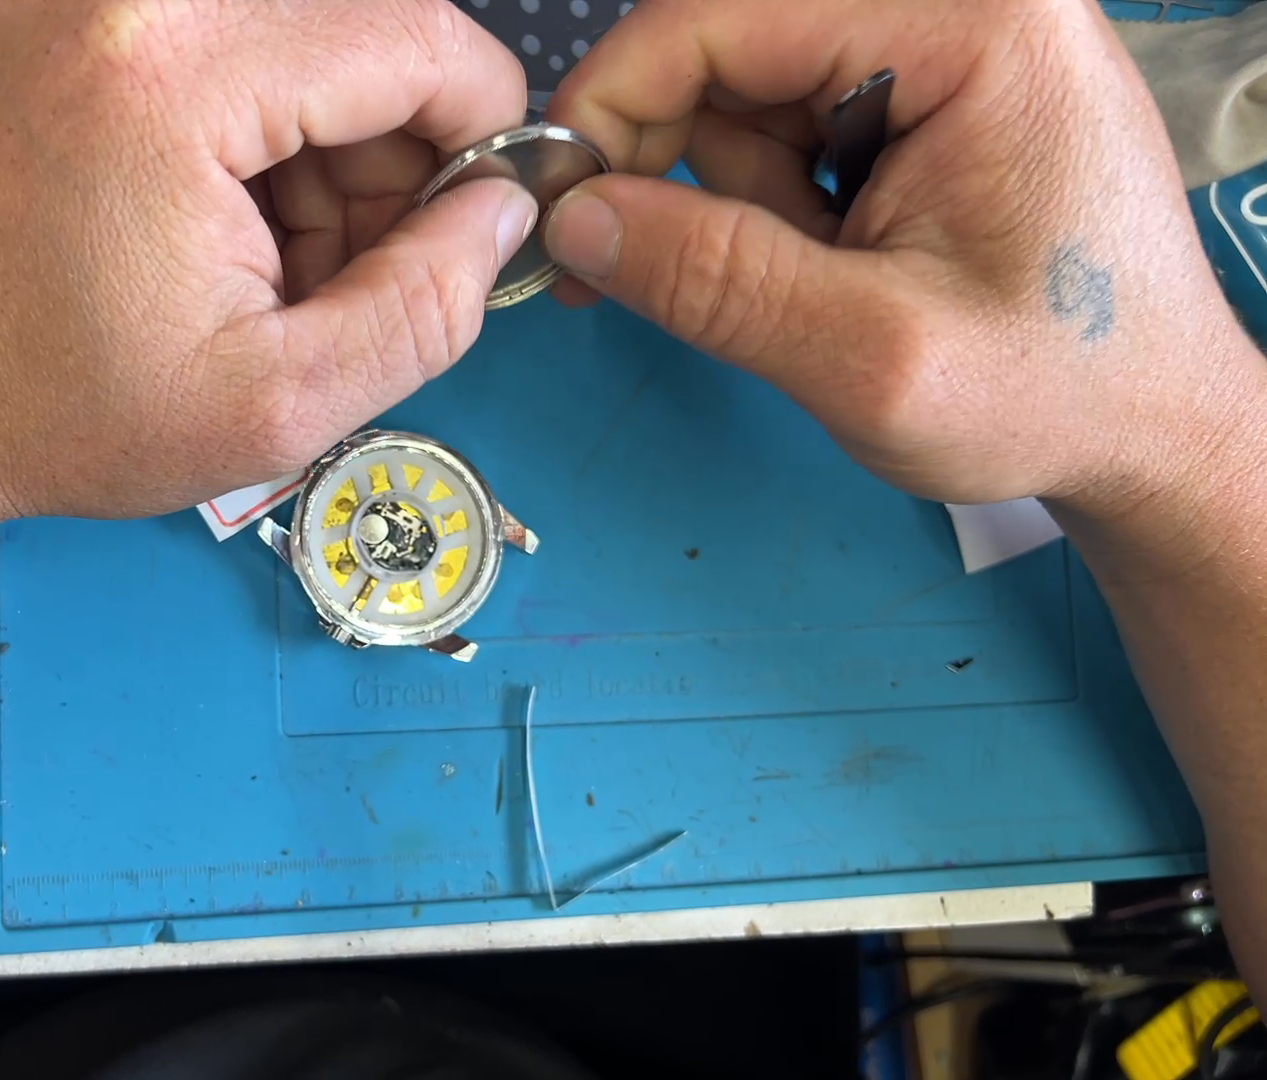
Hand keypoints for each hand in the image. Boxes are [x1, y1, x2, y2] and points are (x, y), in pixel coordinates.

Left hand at [0, 0, 534, 532]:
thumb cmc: (74, 421)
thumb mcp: (279, 407)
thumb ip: (423, 312)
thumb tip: (500, 217)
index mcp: (177, 72)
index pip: (411, 35)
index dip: (481, 129)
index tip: (480, 224)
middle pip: (351, 36)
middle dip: (390, 166)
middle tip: (351, 288)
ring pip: (292, 53)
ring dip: (321, 169)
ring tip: (273, 287)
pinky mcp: (62, 27)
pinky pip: (222, 64)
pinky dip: (257, 154)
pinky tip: (225, 248)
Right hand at [539, 0, 1265, 516]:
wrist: (1136, 433)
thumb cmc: (1040, 396)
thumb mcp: (862, 352)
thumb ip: (712, 280)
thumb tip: (570, 222)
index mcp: (970, 26)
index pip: (724, 12)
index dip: (611, 100)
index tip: (552, 209)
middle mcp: (944, 18)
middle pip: (716, 52)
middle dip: (647, 164)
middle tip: (611, 272)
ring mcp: (916, 69)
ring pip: (724, 110)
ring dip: (699, 209)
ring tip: (759, 297)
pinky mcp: (891, 123)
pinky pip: (755, 152)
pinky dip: (725, 220)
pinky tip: (769, 279)